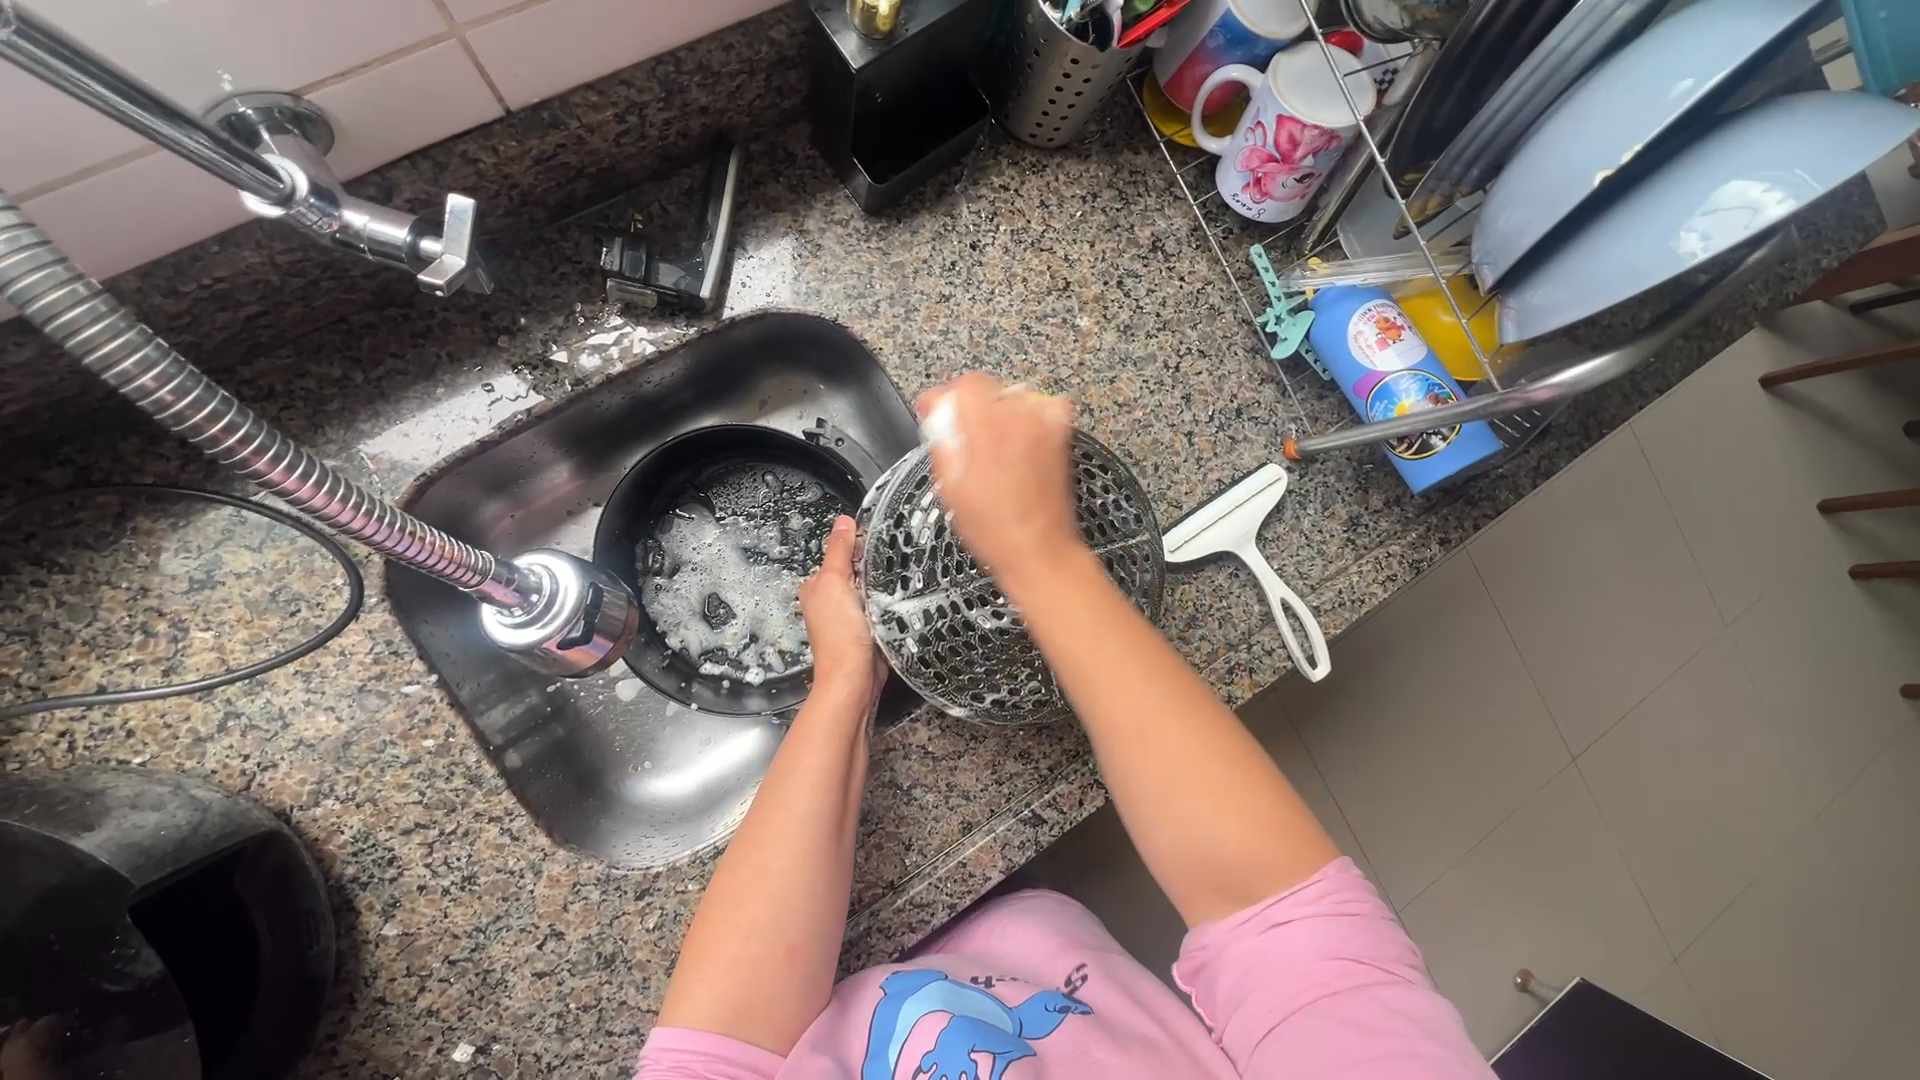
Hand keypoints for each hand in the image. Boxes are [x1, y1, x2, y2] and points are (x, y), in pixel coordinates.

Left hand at [799, 515, 884, 704]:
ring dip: (884, 586)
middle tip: (891, 563)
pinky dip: (891, 604)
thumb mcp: (835, 581)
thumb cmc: (839, 635)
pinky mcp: (870, 629)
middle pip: (859, 571)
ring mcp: (851, 616)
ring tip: (897, 581)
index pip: (840, 552)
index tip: (878, 538)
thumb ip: (838, 551)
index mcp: (817, 586)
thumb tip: (842, 521)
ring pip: (873, 589)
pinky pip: (883, 607)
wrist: (854, 678)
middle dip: (874, 567)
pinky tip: (898, 602)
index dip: (859, 544)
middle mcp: (831, 600)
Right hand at [916, 373, 1086, 595]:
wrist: (1038, 549)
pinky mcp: (1061, 436)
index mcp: (986, 428)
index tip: (938, 412)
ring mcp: (1043, 426)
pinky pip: (1044, 409)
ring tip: (992, 445)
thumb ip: (940, 442)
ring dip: (999, 413)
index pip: (965, 385)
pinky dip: (1032, 417)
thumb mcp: (950, 487)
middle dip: (971, 407)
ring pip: (1013, 397)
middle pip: (988, 388)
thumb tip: (935, 416)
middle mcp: (1017, 419)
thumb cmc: (997, 530)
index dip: (947, 399)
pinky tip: (1020, 442)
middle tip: (962, 437)